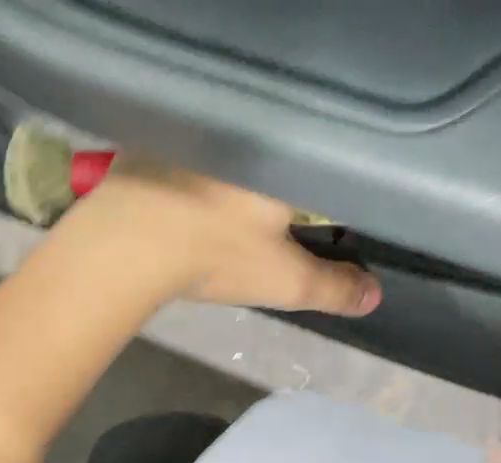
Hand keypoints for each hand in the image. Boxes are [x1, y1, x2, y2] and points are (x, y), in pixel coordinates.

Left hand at [64, 161, 381, 315]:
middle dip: (277, 183)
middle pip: (273, 155)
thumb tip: (375, 295)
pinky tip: (182, 199)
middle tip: (275, 215)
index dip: (328, 191)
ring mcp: (192, 132)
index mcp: (281, 154)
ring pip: (226, 152)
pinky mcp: (150, 142)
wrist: (124, 244)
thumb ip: (333, 286)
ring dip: (231, 176)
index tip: (327, 215)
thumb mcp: (284, 280)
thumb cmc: (216, 254)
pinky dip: (191, 174)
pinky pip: (185, 155)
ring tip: (229, 208)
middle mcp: (239, 129)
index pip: (321, 162)